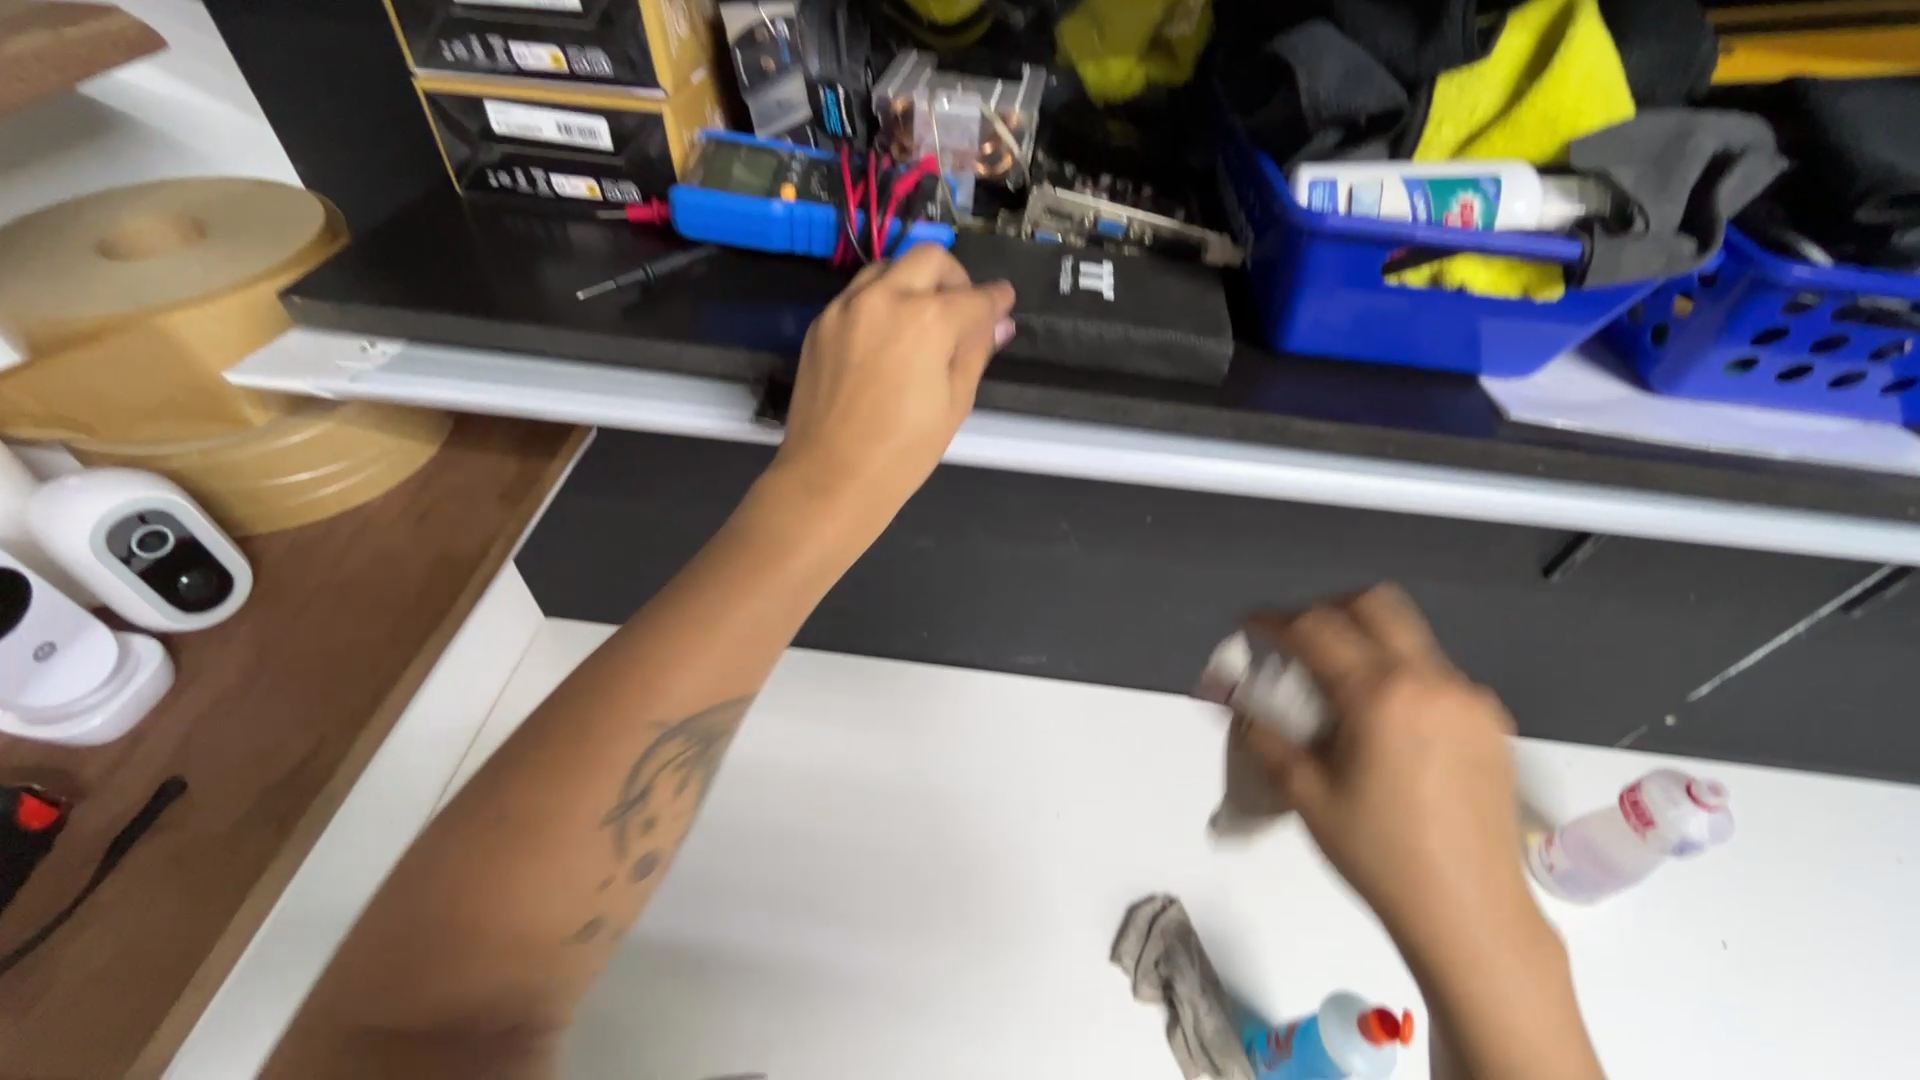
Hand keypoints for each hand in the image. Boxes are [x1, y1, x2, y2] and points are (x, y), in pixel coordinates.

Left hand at [772, 244, 1014, 516]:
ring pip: (888, 266)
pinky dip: (881, 300)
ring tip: (922, 320)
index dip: (997, 300)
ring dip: (913, 281)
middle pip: (930, 258)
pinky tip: (886, 338)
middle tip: (962, 309)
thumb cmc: (904, 451)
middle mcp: (886, 298)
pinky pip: (858, 294)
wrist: (831, 476)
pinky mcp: (821, 323)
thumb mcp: (955, 404)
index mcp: (928, 320)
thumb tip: (999, 322)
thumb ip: (976, 352)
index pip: (975, 297)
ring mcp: (847, 307)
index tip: (1004, 301)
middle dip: (955, 276)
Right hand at [1243, 585, 1542, 950]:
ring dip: (1365, 640)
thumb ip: (1264, 737)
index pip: (1317, 629)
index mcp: (1381, 695)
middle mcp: (1431, 681)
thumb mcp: (1306, 795)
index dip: (1276, 620)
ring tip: (1337, 683)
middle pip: (1374, 605)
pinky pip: (1435, 672)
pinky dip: (1399, 673)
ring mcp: (1468, 699)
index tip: (1251, 625)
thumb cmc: (1379, 854)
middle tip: (1298, 637)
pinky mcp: (1490, 722)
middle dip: (1327, 609)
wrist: (1472, 912)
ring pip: (1409, 636)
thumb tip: (1233, 701)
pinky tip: (1384, 720)